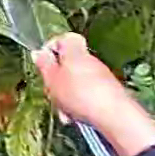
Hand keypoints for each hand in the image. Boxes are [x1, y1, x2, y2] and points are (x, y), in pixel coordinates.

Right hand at [29, 32, 154, 155]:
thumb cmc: (80, 95)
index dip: (53, 46)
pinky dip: (79, 102)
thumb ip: (44, 64)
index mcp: (76, 53)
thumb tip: (38, 52)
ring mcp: (103, 77)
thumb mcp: (52, 80)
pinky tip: (74, 116)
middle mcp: (91, 61)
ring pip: (77, 79)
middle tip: (51, 89)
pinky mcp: (110, 92)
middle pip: (69, 62)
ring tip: (62, 110)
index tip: (43, 60)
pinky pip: (88, 93)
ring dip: (67, 93)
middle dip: (57, 77)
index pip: (66, 38)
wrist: (115, 117)